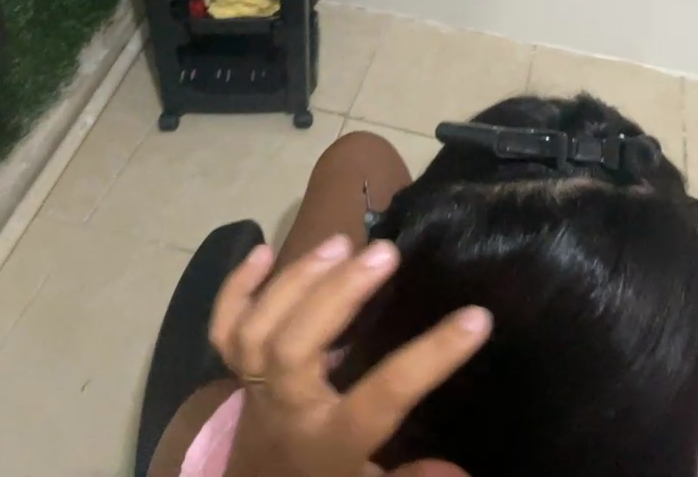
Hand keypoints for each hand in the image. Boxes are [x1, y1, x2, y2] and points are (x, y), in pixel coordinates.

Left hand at [210, 235, 490, 476]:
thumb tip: (464, 471)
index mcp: (329, 439)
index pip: (383, 394)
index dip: (430, 357)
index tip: (475, 317)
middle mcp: (287, 405)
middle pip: (295, 347)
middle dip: (338, 295)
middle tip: (385, 251)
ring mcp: (254, 383)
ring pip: (257, 330)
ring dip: (296, 280)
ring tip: (340, 243)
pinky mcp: (234, 366)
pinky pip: (223, 327)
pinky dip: (236, 287)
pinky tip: (264, 252)